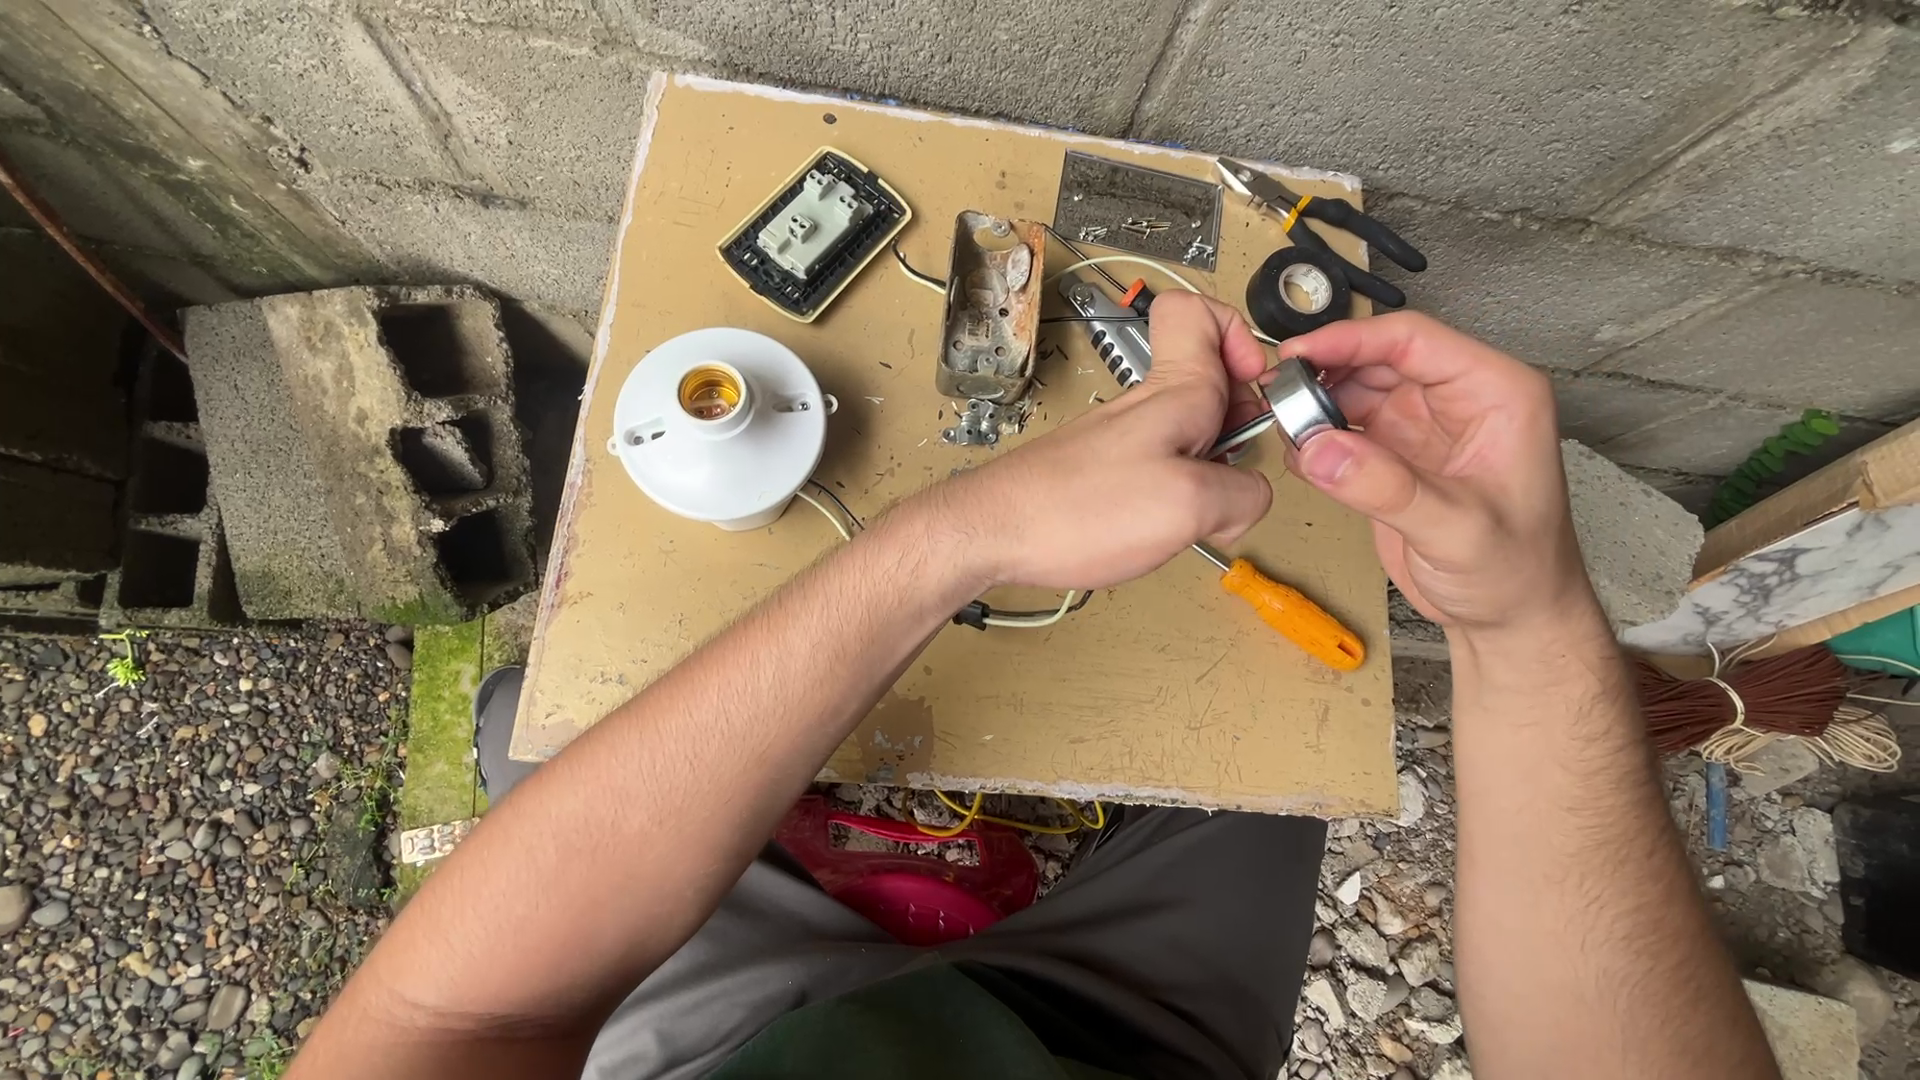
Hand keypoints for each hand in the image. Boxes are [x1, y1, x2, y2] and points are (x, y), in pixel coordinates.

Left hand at [928, 292, 1273, 589]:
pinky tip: (1158, 527)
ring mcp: (1121, 438)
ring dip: (1207, 471)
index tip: (1256, 385)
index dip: (1240, 334)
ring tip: (1193, 510)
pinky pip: (1158, 468)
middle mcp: (1145, 406)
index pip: (1200, 312)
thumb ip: (1243, 491)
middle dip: (1239, 426)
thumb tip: (1250, 495)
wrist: (992, 533)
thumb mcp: (1188, 504)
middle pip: (1212, 385)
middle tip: (1232, 470)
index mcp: (1173, 391)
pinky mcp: (1100, 471)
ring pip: (1188, 434)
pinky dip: (1173, 494)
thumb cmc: (1076, 510)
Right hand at [1279, 312, 1593, 632]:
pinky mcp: (1390, 457)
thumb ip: (1387, 488)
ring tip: (1285, 429)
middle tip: (1277, 395)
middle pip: (1375, 360)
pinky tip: (1301, 456)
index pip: (1413, 341)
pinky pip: (1342, 429)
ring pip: (1352, 391)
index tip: (1298, 353)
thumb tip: (1319, 448)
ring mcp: (1418, 429)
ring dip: (1314, 407)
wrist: (1506, 616)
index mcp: (1494, 394)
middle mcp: (1454, 402)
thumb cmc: (1514, 571)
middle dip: (1323, 374)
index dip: (1351, 340)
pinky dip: (1314, 439)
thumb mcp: (1457, 531)